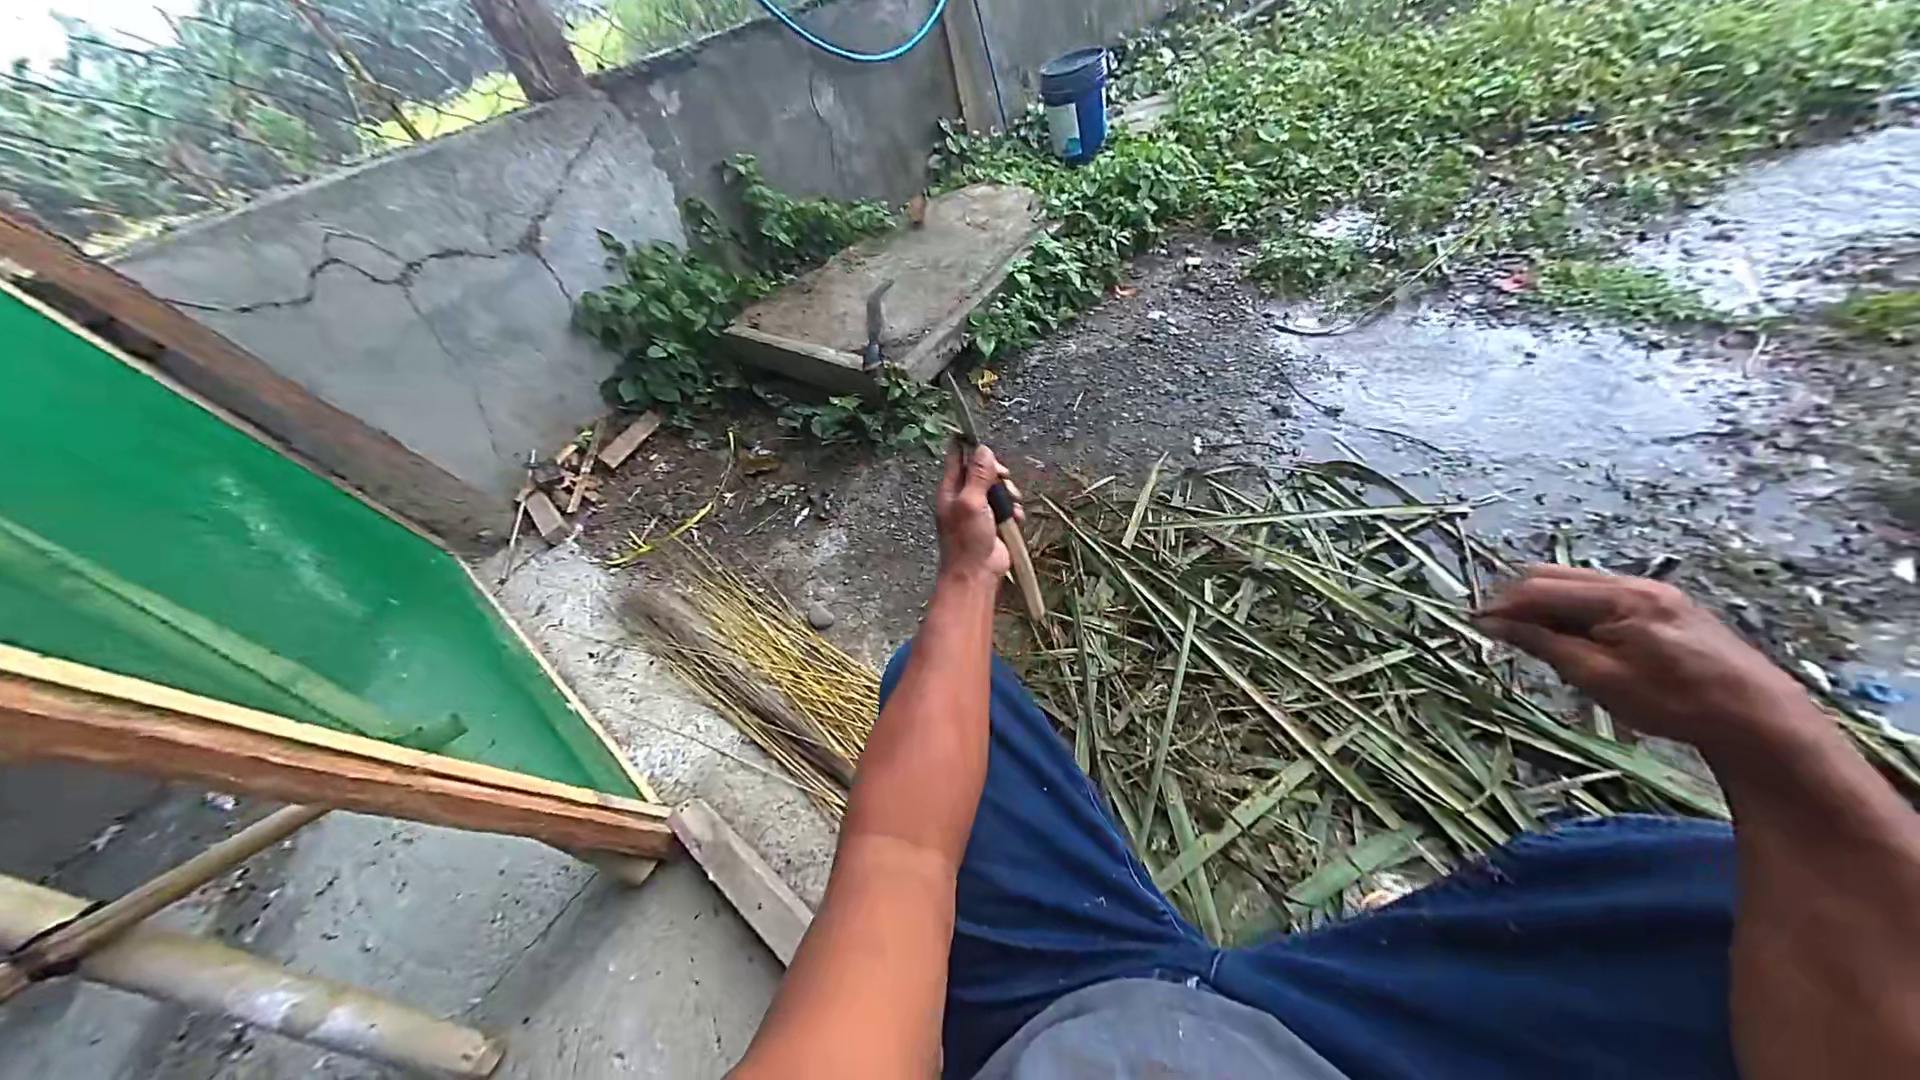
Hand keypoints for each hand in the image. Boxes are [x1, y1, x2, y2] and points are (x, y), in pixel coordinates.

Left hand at [935, 444, 1021, 584]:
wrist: (976, 573)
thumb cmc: (967, 539)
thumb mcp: (971, 503)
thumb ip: (977, 476)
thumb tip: (983, 449)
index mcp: (951, 489)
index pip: (958, 458)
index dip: (970, 447)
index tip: (984, 442)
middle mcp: (964, 496)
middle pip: (983, 471)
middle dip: (997, 474)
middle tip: (1004, 480)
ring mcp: (980, 509)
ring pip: (999, 488)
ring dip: (1008, 494)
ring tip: (1011, 506)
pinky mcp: (995, 522)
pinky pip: (1007, 506)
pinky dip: (1013, 510)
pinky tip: (1014, 519)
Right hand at [1476, 564, 1819, 755]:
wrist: (1761, 721)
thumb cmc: (1673, 703)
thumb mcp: (1597, 676)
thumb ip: (1541, 642)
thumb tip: (1492, 623)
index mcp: (1620, 598)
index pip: (1539, 588)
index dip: (1502, 604)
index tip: (1476, 623)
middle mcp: (1635, 583)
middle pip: (1552, 576)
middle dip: (1518, 599)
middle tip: (1499, 629)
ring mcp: (1652, 591)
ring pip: (1573, 582)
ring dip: (1543, 603)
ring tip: (1531, 635)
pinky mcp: (1662, 604)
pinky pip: (1598, 593)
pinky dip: (1570, 608)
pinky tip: (1569, 635)